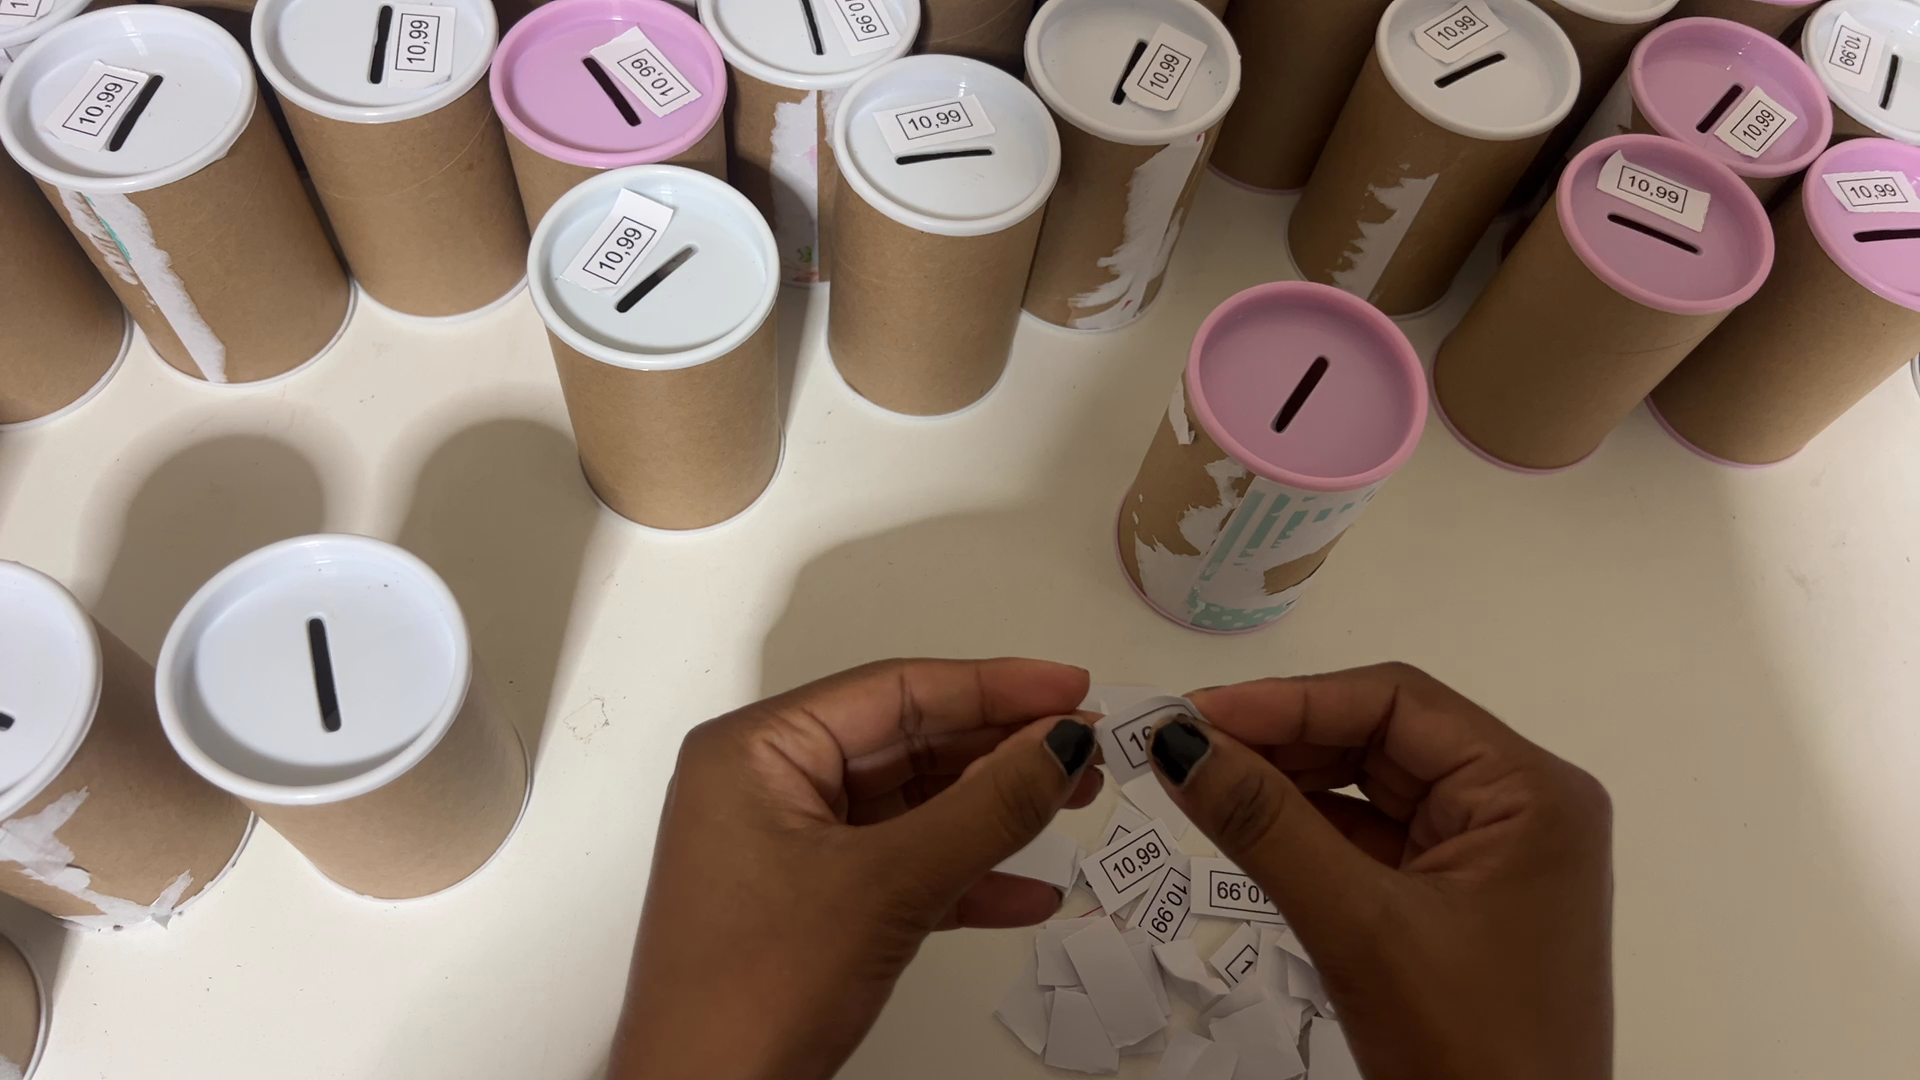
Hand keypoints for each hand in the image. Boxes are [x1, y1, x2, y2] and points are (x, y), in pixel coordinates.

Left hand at [610, 658, 1102, 1079]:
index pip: (896, 690)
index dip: (992, 685)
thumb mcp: (889, 885)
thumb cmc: (769, 985)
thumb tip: (1068, 740)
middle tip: (1087, 745)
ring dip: (994, 809)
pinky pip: (901, 861)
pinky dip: (964, 873)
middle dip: (1002, 749)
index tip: (1073, 684)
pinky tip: (1033, 892)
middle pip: (910, 742)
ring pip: (913, 802)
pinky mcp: (815, 895)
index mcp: (762, 745)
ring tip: (1077, 797)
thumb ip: (987, 808)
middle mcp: (774, 777)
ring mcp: (794, 838)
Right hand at [1150, 663, 1612, 1079]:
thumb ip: (1260, 822)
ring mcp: (1476, 841)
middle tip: (1186, 742)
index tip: (1198, 710)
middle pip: (1373, 732)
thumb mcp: (1355, 925)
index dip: (1289, 698)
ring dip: (1278, 773)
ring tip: (1201, 773)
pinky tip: (1239, 814)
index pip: (1393, 703)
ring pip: (1358, 774)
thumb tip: (1172, 741)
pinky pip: (1356, 823)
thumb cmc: (1464, 1052)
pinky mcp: (1439, 880)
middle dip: (1277, 735)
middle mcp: (1510, 800)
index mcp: (1526, 791)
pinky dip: (1294, 816)